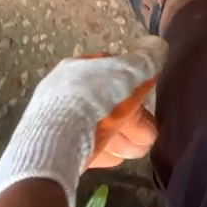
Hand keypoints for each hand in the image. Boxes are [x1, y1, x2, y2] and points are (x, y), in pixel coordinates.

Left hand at [0, 37, 166, 206]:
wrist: (55, 144)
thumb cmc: (97, 101)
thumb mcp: (132, 73)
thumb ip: (148, 59)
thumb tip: (157, 46)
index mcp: (79, 67)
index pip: (114, 72)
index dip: (137, 86)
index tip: (149, 103)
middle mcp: (64, 90)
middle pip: (107, 102)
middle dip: (132, 119)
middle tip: (148, 137)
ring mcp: (54, 119)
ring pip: (96, 125)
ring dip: (122, 137)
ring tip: (138, 151)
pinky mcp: (49, 147)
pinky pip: (83, 145)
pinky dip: (103, 150)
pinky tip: (116, 159)